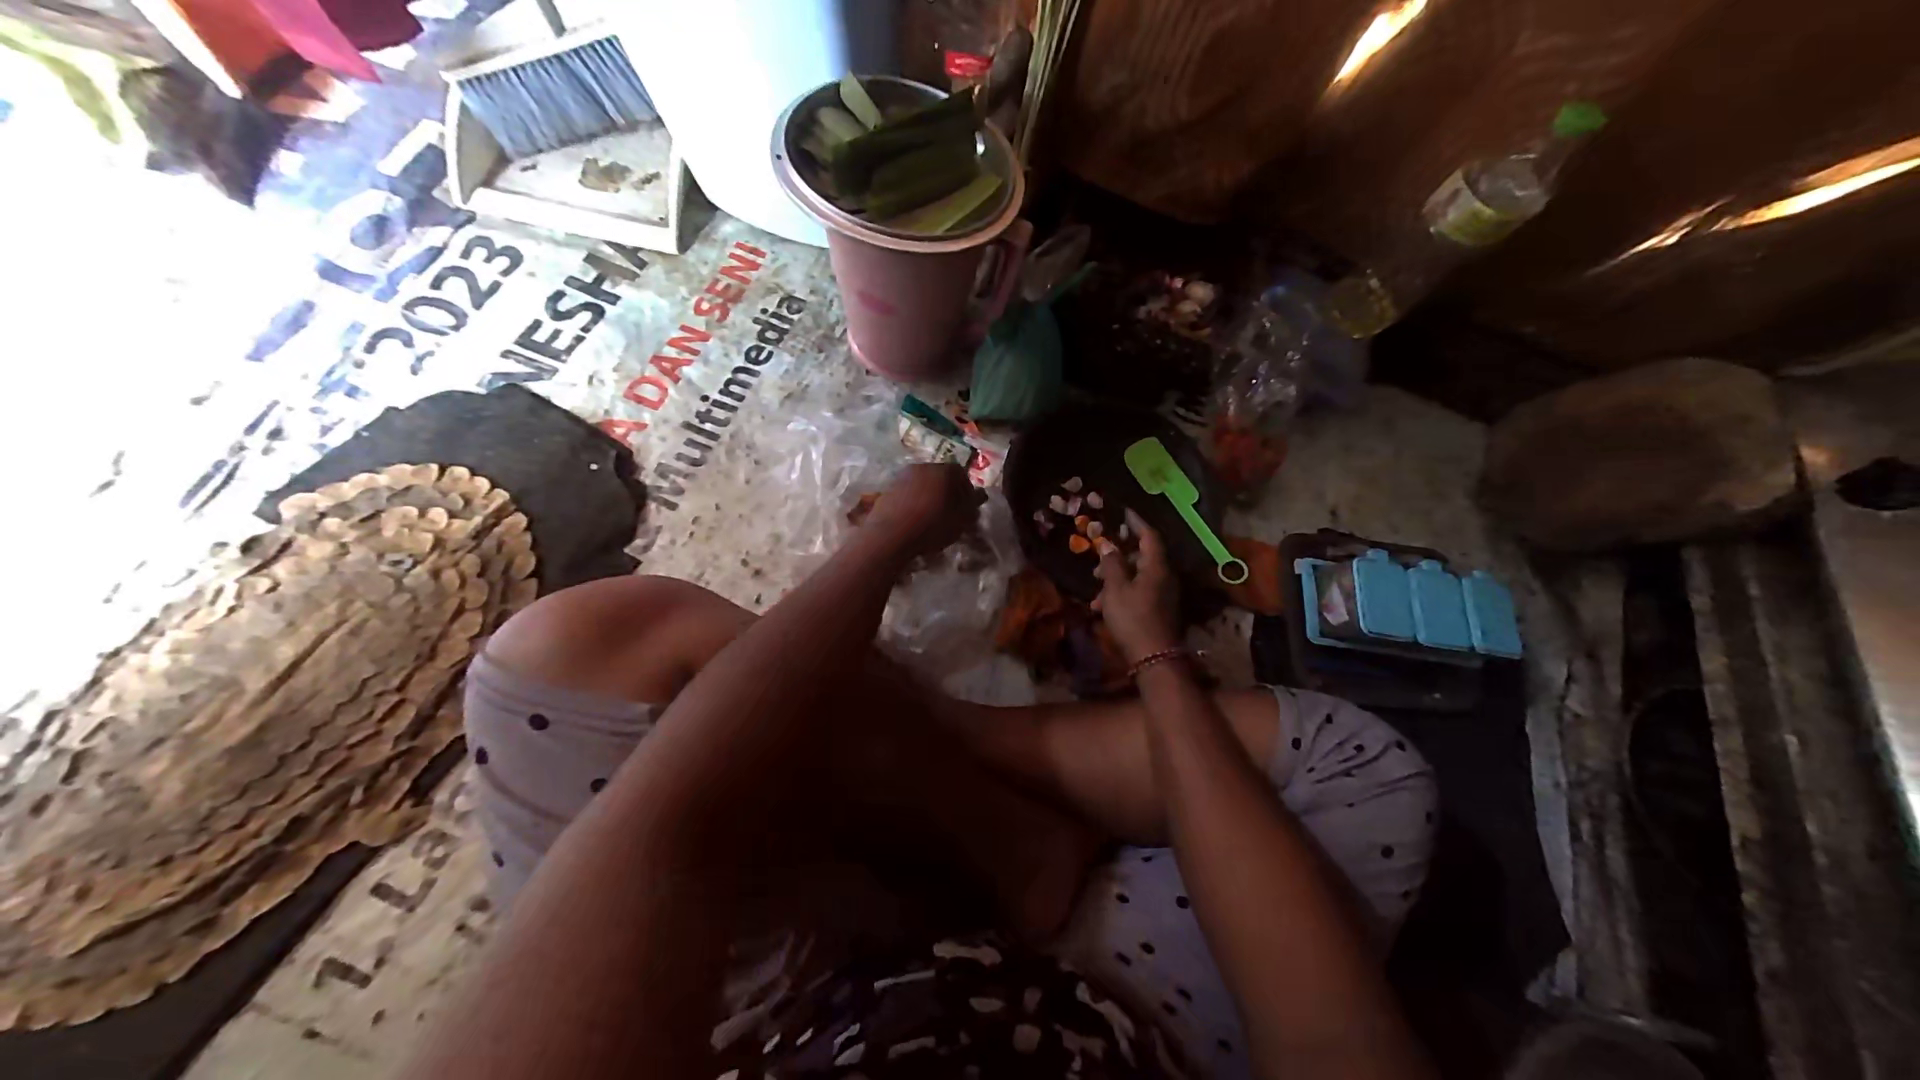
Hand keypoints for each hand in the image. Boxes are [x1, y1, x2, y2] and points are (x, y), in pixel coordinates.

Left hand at [863, 463, 983, 559]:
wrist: (891, 534)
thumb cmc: (933, 526)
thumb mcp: (961, 520)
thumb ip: (972, 505)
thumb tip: (979, 495)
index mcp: (945, 470)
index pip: (962, 474)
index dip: (966, 491)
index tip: (967, 508)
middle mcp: (924, 466)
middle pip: (941, 477)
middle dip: (947, 492)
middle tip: (950, 512)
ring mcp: (904, 476)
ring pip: (923, 484)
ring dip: (929, 497)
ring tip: (931, 517)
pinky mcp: (889, 488)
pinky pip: (908, 493)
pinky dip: (914, 502)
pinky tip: (914, 519)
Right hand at [1093, 510, 1182, 661]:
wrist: (1153, 657)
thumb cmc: (1132, 618)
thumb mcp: (1115, 589)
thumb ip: (1111, 564)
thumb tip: (1109, 544)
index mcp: (1156, 567)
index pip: (1149, 536)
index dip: (1136, 522)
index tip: (1123, 512)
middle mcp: (1164, 576)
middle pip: (1142, 555)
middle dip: (1119, 553)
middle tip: (1100, 553)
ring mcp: (1163, 594)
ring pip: (1137, 575)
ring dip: (1116, 576)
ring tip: (1095, 584)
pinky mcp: (1157, 609)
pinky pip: (1138, 591)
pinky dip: (1121, 592)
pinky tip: (1102, 606)